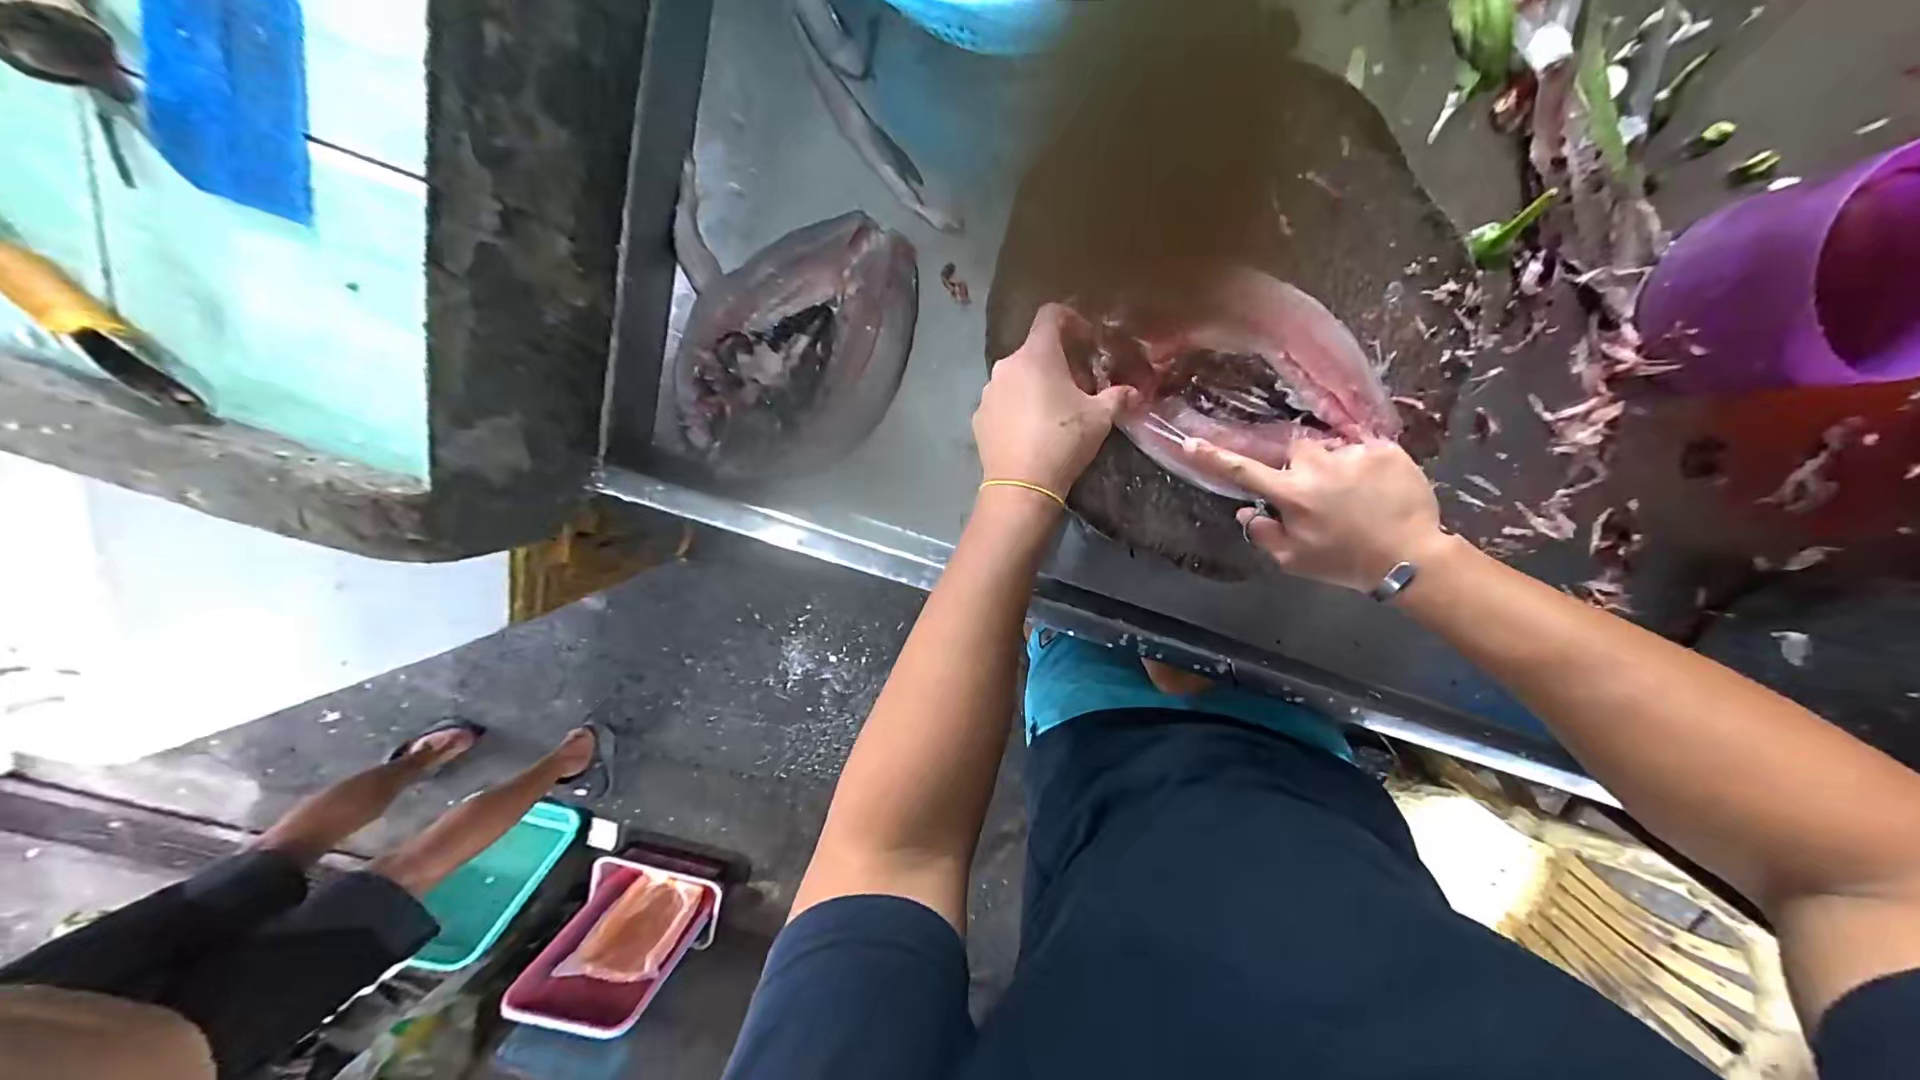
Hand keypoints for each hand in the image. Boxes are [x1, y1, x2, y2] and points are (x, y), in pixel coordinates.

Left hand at [974, 304, 1138, 497]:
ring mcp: (989, 393)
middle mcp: (1006, 367)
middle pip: (1035, 350)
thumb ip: (1118, 397)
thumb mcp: (1100, 417)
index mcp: (1036, 355)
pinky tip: (1032, 431)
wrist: (1020, 486)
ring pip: (1018, 378)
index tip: (1087, 340)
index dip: (1071, 320)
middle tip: (1080, 386)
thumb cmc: (1062, 441)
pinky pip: (1004, 402)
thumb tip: (1134, 393)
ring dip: (1037, 385)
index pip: (1050, 315)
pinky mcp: (979, 418)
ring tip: (1056, 411)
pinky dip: (1019, 407)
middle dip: (1059, 361)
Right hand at [1180, 437, 1447, 592]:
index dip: (1213, 457)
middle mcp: (1317, 467)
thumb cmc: (1345, 562)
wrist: (1410, 557)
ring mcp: (1353, 455)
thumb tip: (1247, 511)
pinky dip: (1367, 466)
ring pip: (1331, 450)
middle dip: (1300, 466)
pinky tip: (1378, 490)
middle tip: (1319, 493)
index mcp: (1291, 494)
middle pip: (1294, 451)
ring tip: (1356, 494)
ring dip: (1336, 466)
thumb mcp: (1294, 560)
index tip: (1190, 442)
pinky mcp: (1385, 450)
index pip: (1242, 470)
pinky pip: (1364, 449)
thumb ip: (1264, 534)